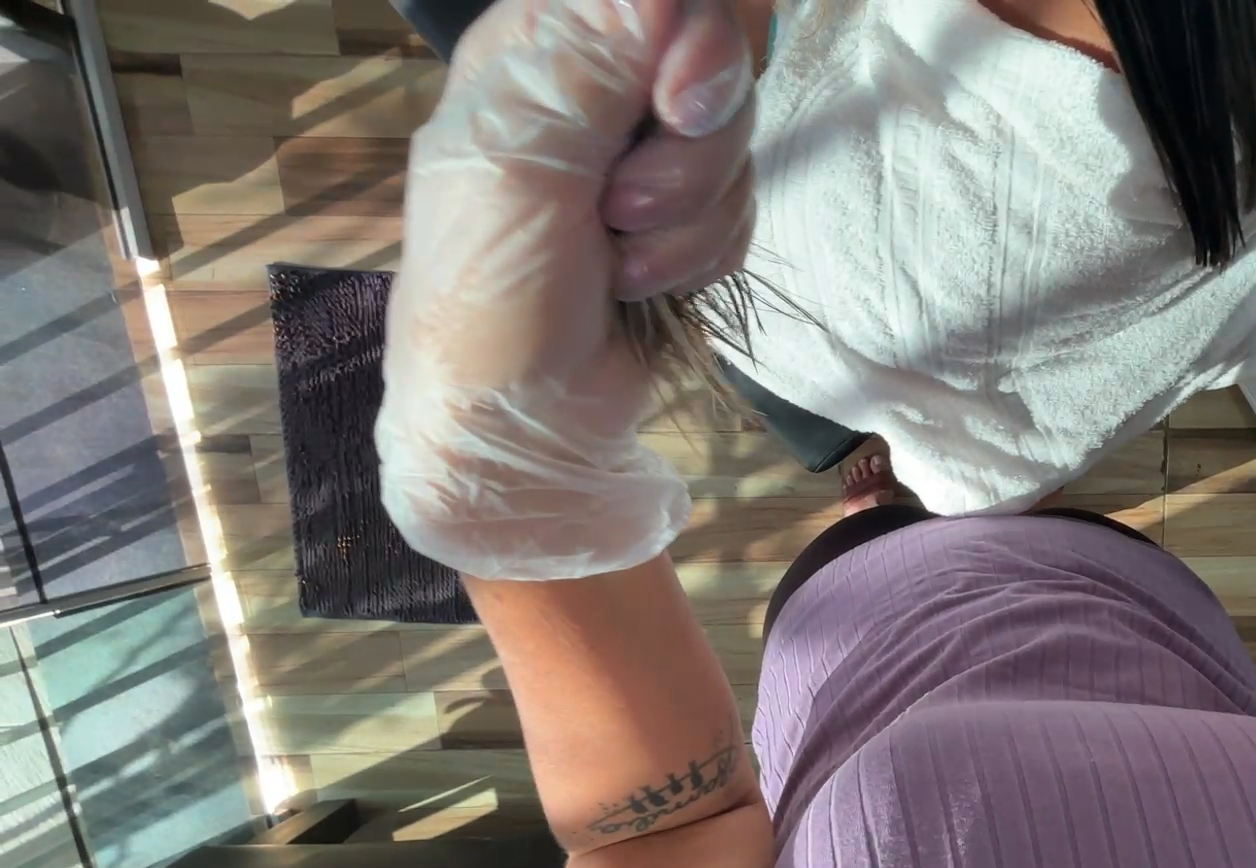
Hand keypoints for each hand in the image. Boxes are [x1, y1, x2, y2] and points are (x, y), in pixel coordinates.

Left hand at [375, 0, 755, 580]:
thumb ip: (586, 67)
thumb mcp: (520, 172)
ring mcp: (654, 166)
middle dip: (688, 160)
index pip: (665, 0)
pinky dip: (705, 258)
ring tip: (625, 267)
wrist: (533, 419)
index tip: (679, 107)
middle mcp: (605, 97)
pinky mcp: (690, 227)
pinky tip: (653, 286)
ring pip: (737, 156)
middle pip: (718, 75)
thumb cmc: (494, 299)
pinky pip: (742, 216)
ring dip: (690, 225)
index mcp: (543, 54)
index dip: (697, 41)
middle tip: (621, 215)